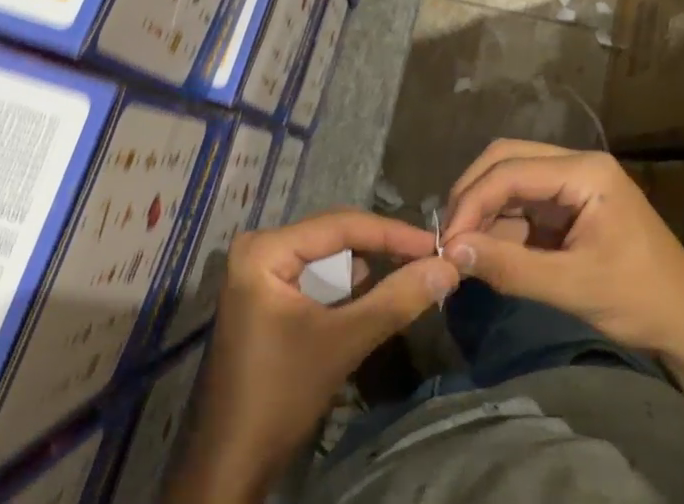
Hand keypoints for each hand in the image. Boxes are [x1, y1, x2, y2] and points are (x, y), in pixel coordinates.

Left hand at [167, 210, 460, 503]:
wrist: (233, 458)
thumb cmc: (280, 393)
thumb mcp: (343, 341)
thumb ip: (396, 299)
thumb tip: (450, 267)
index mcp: (265, 249)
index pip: (341, 225)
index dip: (394, 233)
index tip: (437, 245)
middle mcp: (259, 249)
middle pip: (335, 236)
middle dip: (382, 249)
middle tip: (430, 260)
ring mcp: (260, 273)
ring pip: (329, 257)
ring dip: (369, 268)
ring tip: (412, 274)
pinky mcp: (268, 297)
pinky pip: (317, 278)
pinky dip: (348, 288)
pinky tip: (378, 296)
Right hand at [440, 140, 683, 354]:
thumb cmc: (640, 299)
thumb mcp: (572, 286)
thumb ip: (510, 266)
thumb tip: (450, 252)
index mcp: (586, 171)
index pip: (510, 170)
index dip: (471, 201)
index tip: (445, 241)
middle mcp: (578, 166)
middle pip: (507, 161)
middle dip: (473, 196)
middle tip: (448, 238)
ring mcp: (575, 186)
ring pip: (512, 182)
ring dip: (484, 211)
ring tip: (459, 249)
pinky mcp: (571, 209)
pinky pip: (524, 206)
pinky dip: (501, 226)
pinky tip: (484, 253)